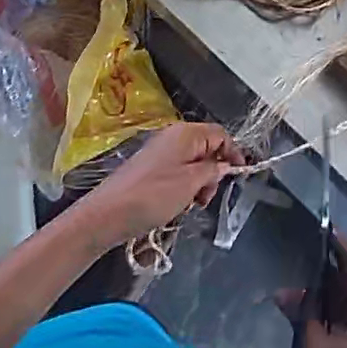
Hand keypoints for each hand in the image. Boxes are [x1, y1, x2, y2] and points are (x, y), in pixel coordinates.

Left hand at [70, 123, 243, 246]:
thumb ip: (212, 171)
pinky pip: (177, 170)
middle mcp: (172, 136)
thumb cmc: (153, 195)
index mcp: (185, 133)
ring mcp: (159, 151)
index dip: (232, 152)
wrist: (107, 214)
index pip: (219, 134)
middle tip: (207, 197)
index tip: (239, 174)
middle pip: (206, 147)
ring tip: (192, 203)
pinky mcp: (149, 166)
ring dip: (199, 181)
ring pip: (192, 161)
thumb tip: (224, 165)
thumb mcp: (190, 184)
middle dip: (213, 171)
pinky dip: (184, 185)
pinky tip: (177, 203)